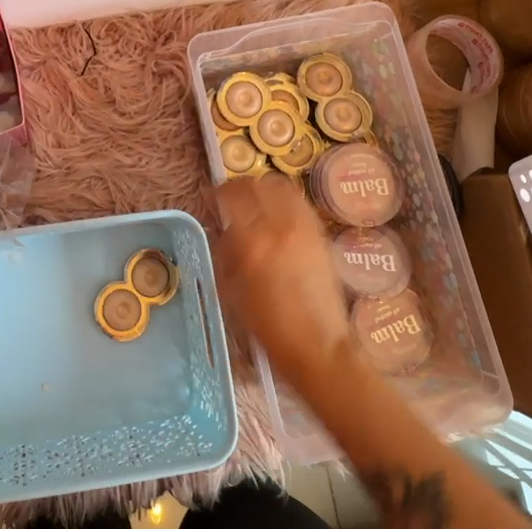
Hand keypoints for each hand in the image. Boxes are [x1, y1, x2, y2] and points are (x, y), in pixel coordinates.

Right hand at [214, 175, 353, 387]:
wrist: (318, 345)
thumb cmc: (269, 326)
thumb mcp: (233, 291)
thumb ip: (227, 254)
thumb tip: (226, 231)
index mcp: (252, 242)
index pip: (232, 197)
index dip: (219, 191)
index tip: (212, 195)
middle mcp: (279, 227)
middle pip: (257, 185)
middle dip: (239, 185)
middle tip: (230, 194)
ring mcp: (303, 228)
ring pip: (281, 187)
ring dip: (263, 186)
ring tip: (254, 196)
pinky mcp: (320, 235)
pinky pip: (300, 202)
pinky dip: (285, 198)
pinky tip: (278, 209)